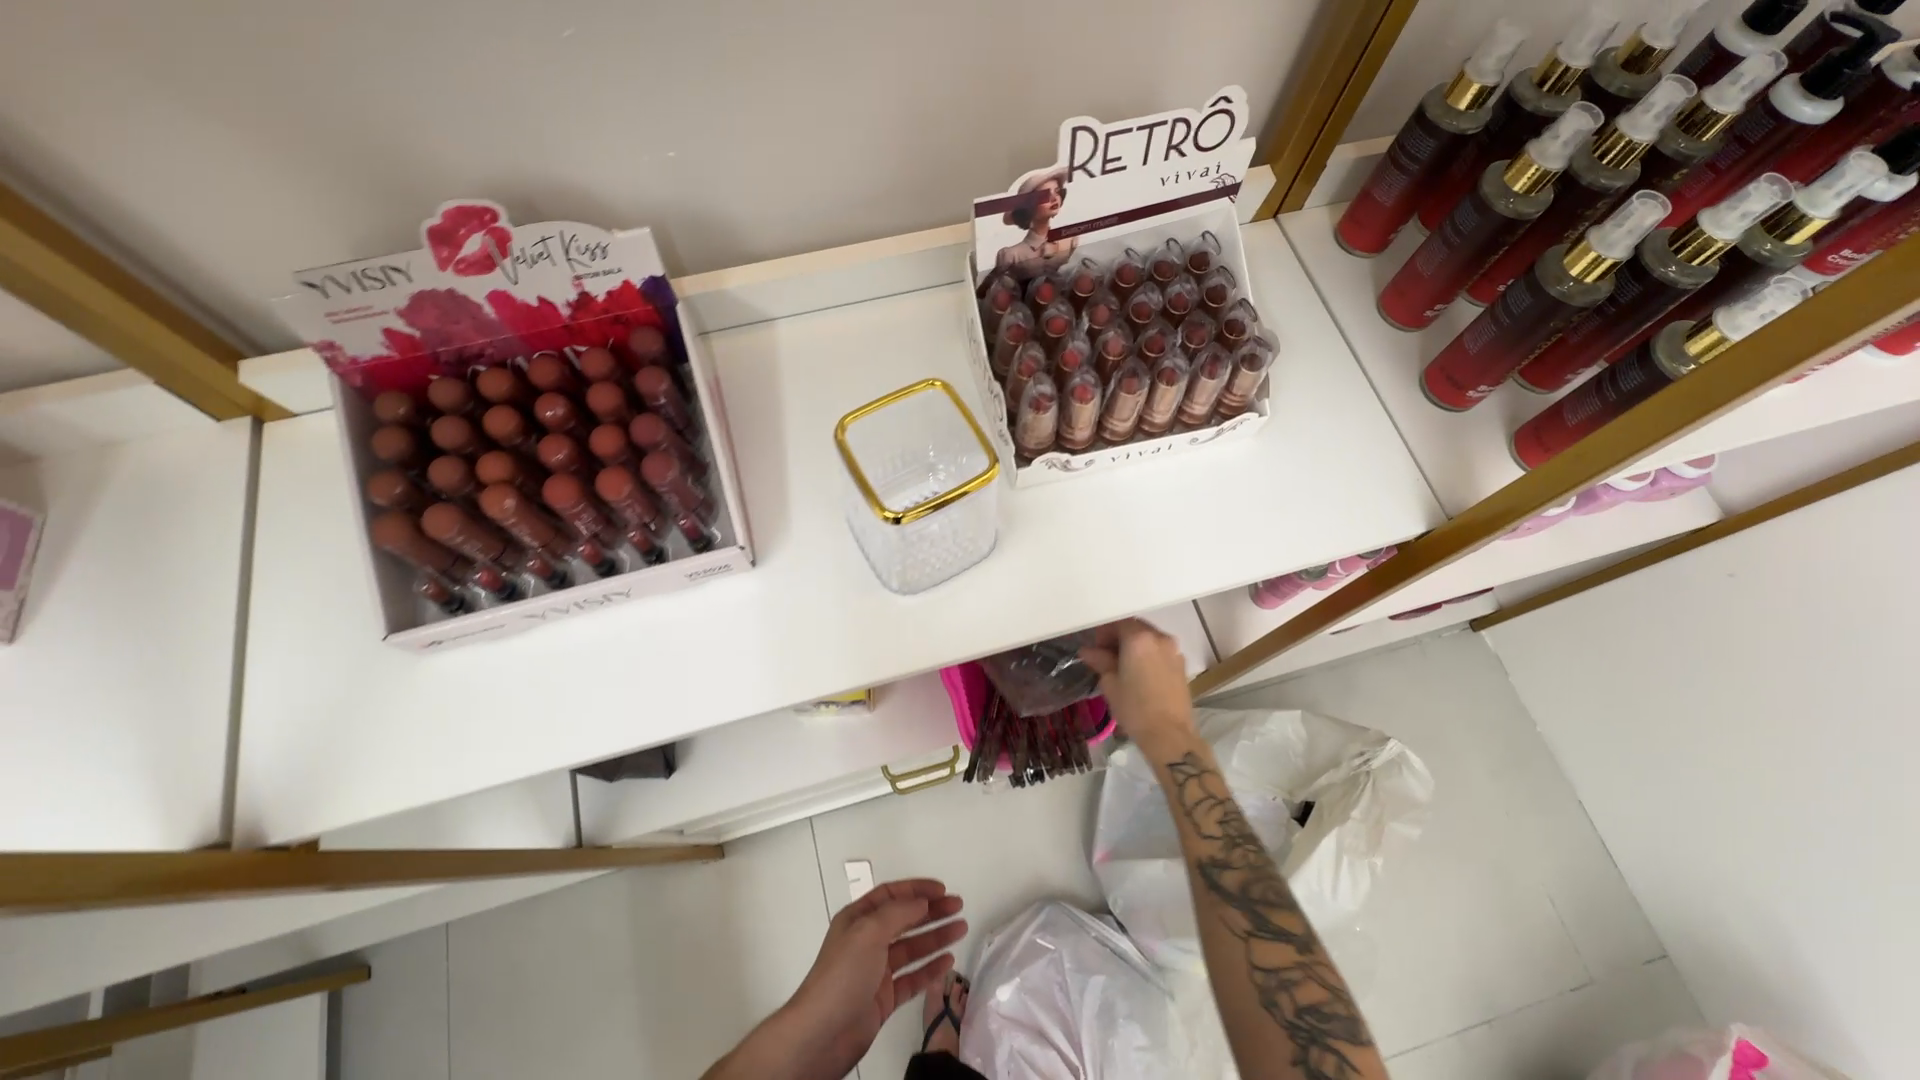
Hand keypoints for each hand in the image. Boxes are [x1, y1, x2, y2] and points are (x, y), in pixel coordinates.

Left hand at [784, 879, 966, 1077]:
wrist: (824, 1033)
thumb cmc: (843, 975)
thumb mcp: (868, 932)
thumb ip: (898, 913)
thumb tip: (922, 901)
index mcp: (857, 920)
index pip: (890, 896)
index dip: (916, 890)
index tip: (942, 890)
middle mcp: (867, 942)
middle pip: (904, 920)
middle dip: (931, 912)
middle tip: (959, 907)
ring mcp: (876, 971)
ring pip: (912, 949)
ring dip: (936, 937)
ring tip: (961, 929)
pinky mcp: (884, 999)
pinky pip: (912, 979)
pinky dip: (930, 969)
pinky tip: (948, 961)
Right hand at [1080, 618, 1195, 757]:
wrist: (1168, 733)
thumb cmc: (1134, 707)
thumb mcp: (1110, 683)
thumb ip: (1100, 661)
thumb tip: (1089, 651)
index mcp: (1139, 638)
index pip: (1119, 623)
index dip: (1104, 632)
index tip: (1096, 648)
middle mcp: (1160, 638)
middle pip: (1136, 628)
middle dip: (1120, 638)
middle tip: (1106, 656)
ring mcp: (1174, 651)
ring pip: (1150, 640)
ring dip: (1135, 647)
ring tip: (1123, 667)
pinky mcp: (1182, 665)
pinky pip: (1161, 652)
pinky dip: (1148, 656)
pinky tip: (1140, 675)